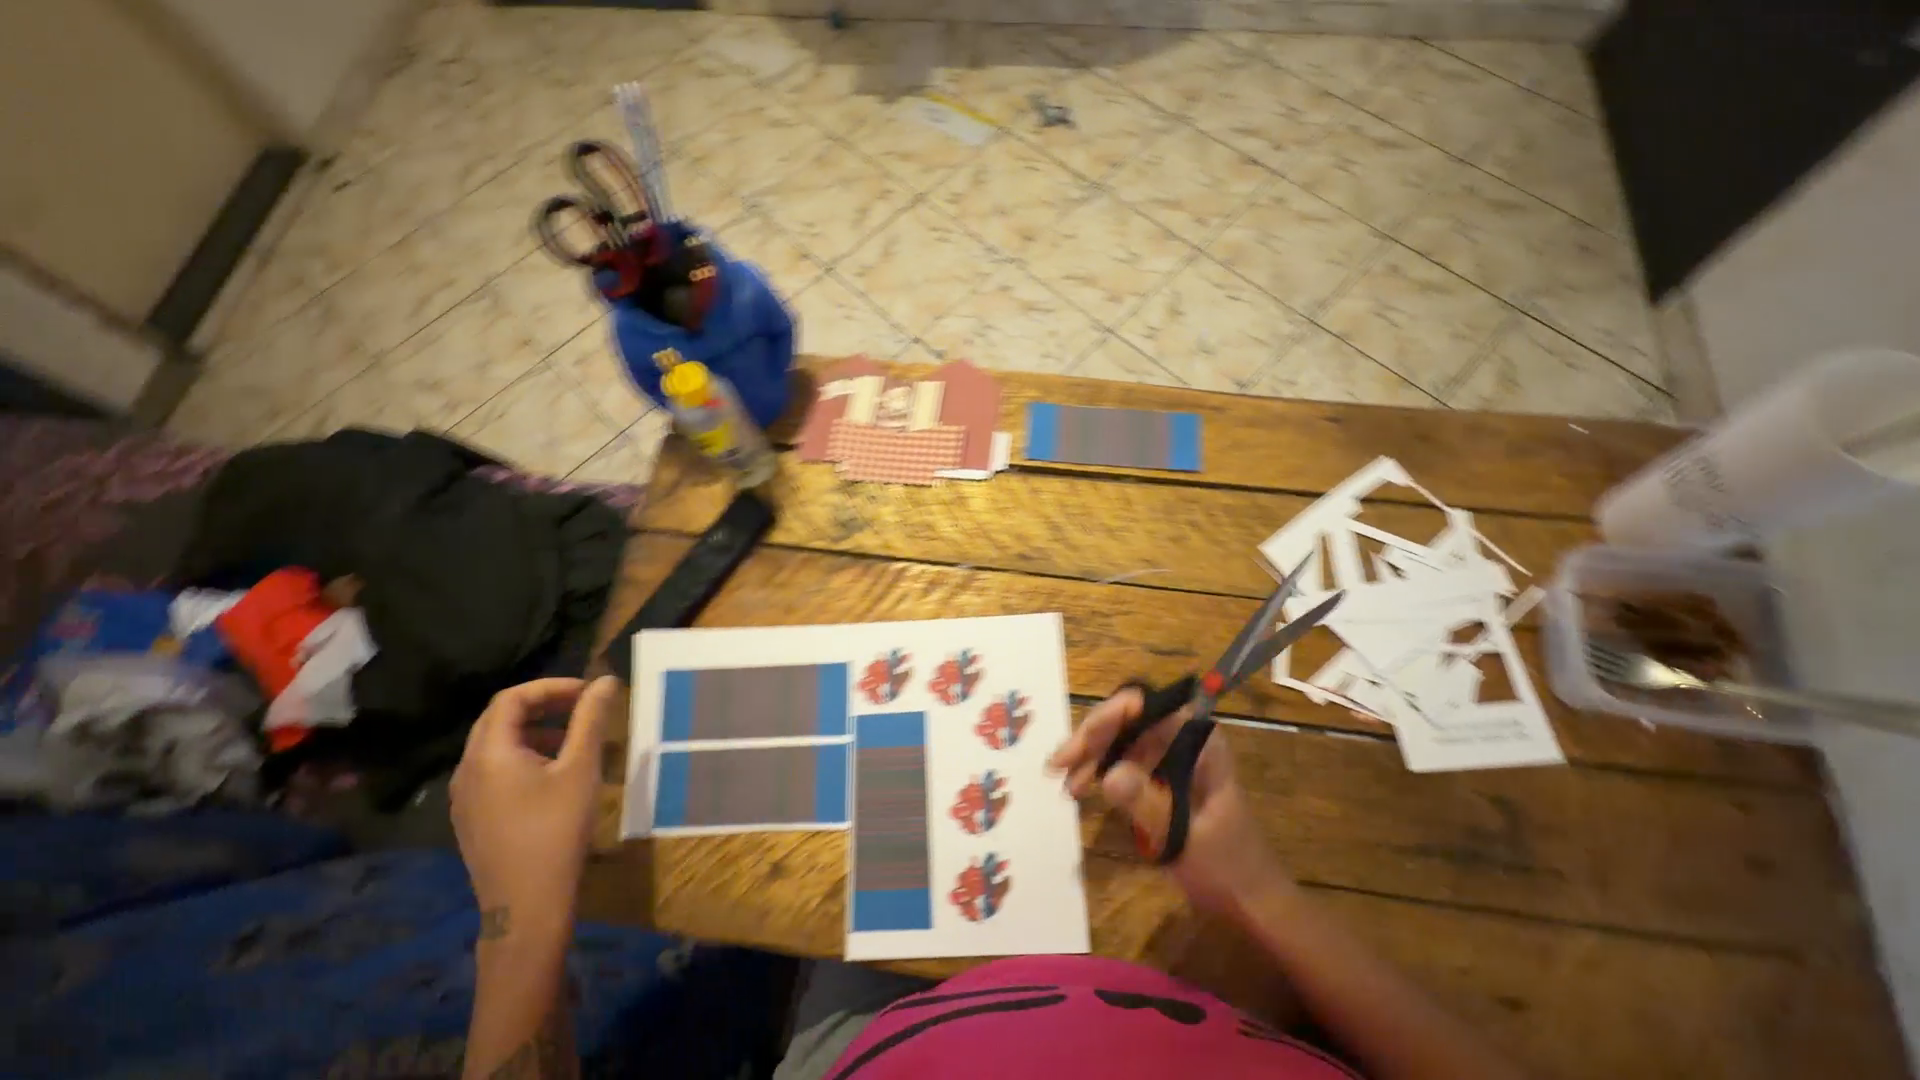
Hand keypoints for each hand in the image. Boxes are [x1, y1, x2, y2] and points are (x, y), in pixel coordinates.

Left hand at [450, 676, 615, 943]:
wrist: (526, 907)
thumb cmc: (557, 831)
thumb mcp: (581, 770)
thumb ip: (591, 720)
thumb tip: (606, 680)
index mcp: (489, 753)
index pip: (511, 698)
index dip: (551, 687)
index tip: (588, 693)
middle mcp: (467, 769)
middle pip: (499, 719)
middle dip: (543, 706)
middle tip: (583, 709)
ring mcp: (465, 798)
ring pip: (497, 747)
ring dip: (535, 733)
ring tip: (575, 743)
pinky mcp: (472, 820)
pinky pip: (494, 773)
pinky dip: (524, 759)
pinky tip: (554, 779)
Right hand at [1049, 687, 1288, 917]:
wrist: (1253, 900)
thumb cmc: (1227, 866)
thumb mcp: (1184, 836)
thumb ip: (1147, 804)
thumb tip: (1107, 774)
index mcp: (1197, 741)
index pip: (1144, 706)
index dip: (1107, 718)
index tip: (1078, 748)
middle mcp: (1182, 740)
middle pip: (1126, 721)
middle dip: (1090, 739)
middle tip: (1057, 768)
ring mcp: (1172, 759)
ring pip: (1121, 741)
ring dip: (1091, 756)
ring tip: (1066, 784)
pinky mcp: (1164, 781)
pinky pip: (1127, 764)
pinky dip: (1102, 773)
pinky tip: (1082, 789)